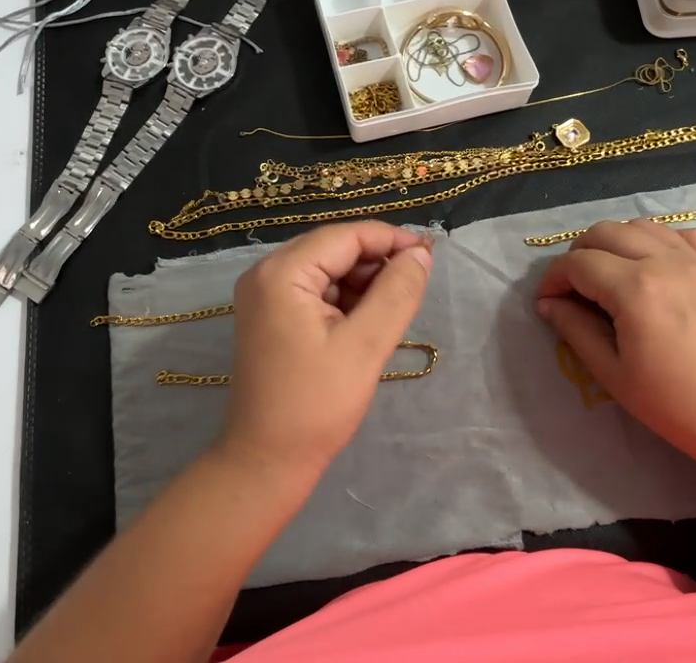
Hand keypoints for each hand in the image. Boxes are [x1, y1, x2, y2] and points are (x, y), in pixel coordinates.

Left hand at [216, 222, 432, 482]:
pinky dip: (344, 299)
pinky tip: (366, 322)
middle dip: (376, 261)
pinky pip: (314, 291)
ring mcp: (264, 295)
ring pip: (326, 269)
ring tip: (393, 310)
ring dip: (362, 282)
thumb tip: (421, 254)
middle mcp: (265, 273)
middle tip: (416, 284)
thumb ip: (396, 293)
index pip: (344, 235)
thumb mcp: (365, 346)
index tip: (431, 255)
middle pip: (333, 248)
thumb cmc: (315, 405)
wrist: (266, 460)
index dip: (390, 239)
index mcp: (280, 273)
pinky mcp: (270, 316)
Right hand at [534, 219, 695, 466]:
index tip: (546, 302)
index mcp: (635, 288)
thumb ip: (576, 330)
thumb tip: (550, 304)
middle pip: (605, 232)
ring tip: (609, 275)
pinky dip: (661, 240)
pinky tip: (657, 266)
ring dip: (615, 243)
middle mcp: (665, 262)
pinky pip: (685, 235)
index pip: (577, 263)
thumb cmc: (680, 408)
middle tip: (573, 290)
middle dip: (578, 255)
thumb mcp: (615, 375)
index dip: (553, 279)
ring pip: (642, 226)